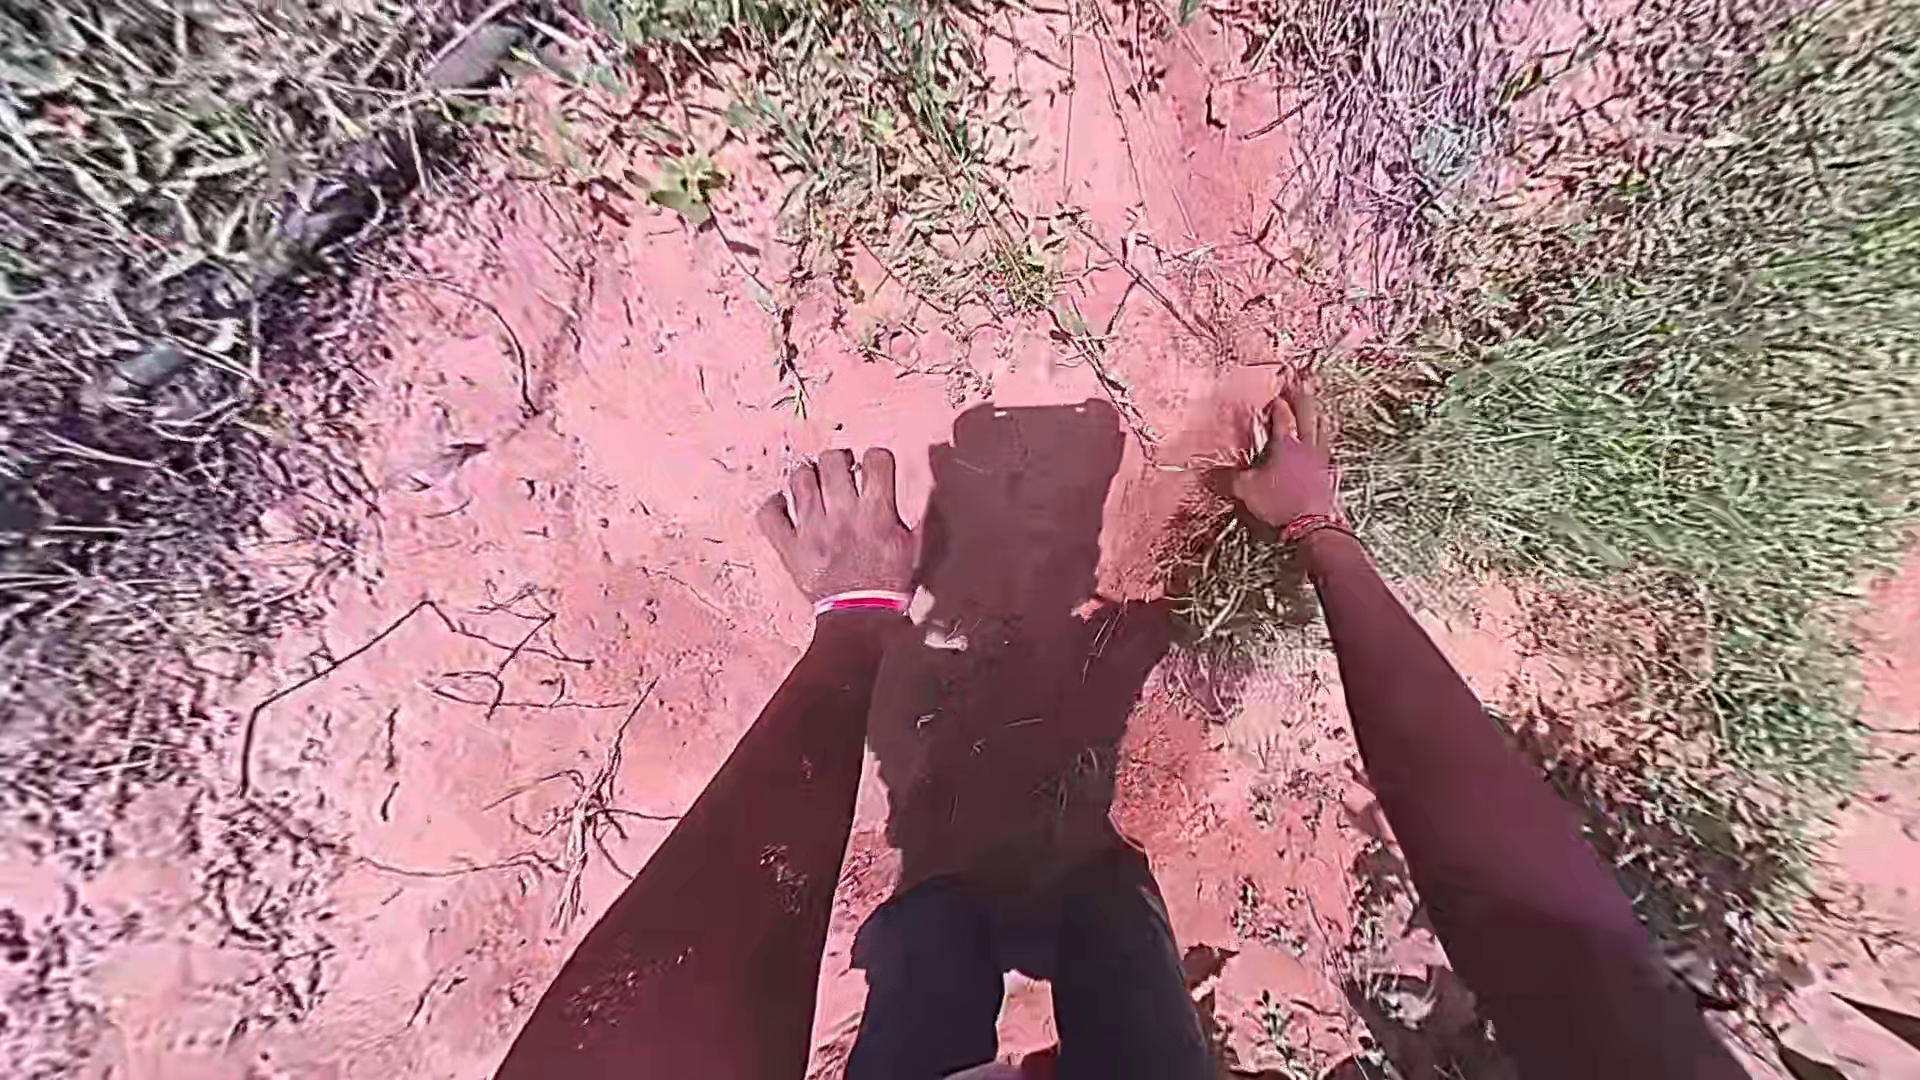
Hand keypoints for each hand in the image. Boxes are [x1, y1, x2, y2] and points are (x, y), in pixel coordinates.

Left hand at [758, 448, 916, 601]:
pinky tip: (786, 506)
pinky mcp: (789, 546)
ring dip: (809, 476)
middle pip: (832, 460)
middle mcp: (842, 514)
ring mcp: (811, 529)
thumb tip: (929, 488)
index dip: (878, 458)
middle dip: (840, 460)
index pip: (876, 460)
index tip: (876, 468)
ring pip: (799, 479)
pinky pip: (769, 513)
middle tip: (844, 471)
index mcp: (876, 513)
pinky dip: (774, 505)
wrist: (859, 618)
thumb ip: (921, 517)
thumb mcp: (917, 549)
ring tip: (816, 485)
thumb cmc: (890, 584)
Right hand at [1231, 378, 1338, 527]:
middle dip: (1302, 396)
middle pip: (1308, 413)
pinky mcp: (1328, 475)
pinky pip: (1327, 447)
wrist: (1313, 529)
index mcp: (1285, 444)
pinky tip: (1322, 442)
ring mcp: (1320, 460)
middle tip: (1302, 380)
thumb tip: (1204, 473)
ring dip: (1318, 413)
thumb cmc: (1278, 505)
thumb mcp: (1244, 491)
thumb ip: (1226, 478)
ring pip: (1322, 427)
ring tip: (1317, 405)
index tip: (1272, 396)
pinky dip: (1324, 437)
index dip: (1276, 405)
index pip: (1282, 417)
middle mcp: (1306, 446)